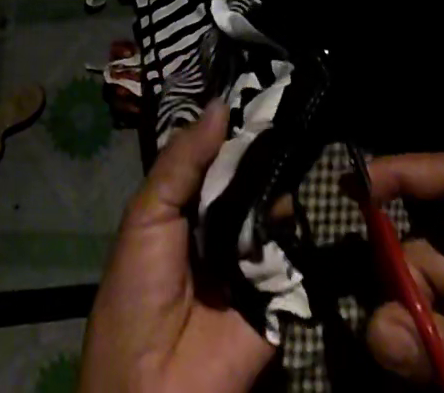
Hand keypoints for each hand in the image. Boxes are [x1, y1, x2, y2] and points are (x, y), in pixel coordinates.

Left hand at [79, 101, 275, 392]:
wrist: (154, 390)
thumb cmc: (136, 294)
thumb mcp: (147, 218)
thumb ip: (181, 162)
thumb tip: (220, 105)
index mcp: (189, 205)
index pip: (218, 154)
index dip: (235, 123)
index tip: (262, 82)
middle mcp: (225, 221)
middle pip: (251, 173)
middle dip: (266, 143)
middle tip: (290, 100)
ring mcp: (255, 251)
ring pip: (276, 200)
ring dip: (284, 175)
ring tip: (302, 133)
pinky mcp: (283, 283)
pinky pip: (296, 242)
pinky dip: (299, 218)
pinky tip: (307, 186)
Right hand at [360, 153, 443, 392]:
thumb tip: (372, 325)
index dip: (404, 172)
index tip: (352, 190)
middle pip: (431, 236)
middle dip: (404, 277)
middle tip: (405, 338)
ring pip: (429, 280)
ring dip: (416, 321)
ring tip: (437, 375)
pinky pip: (441, 317)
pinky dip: (428, 342)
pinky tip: (439, 375)